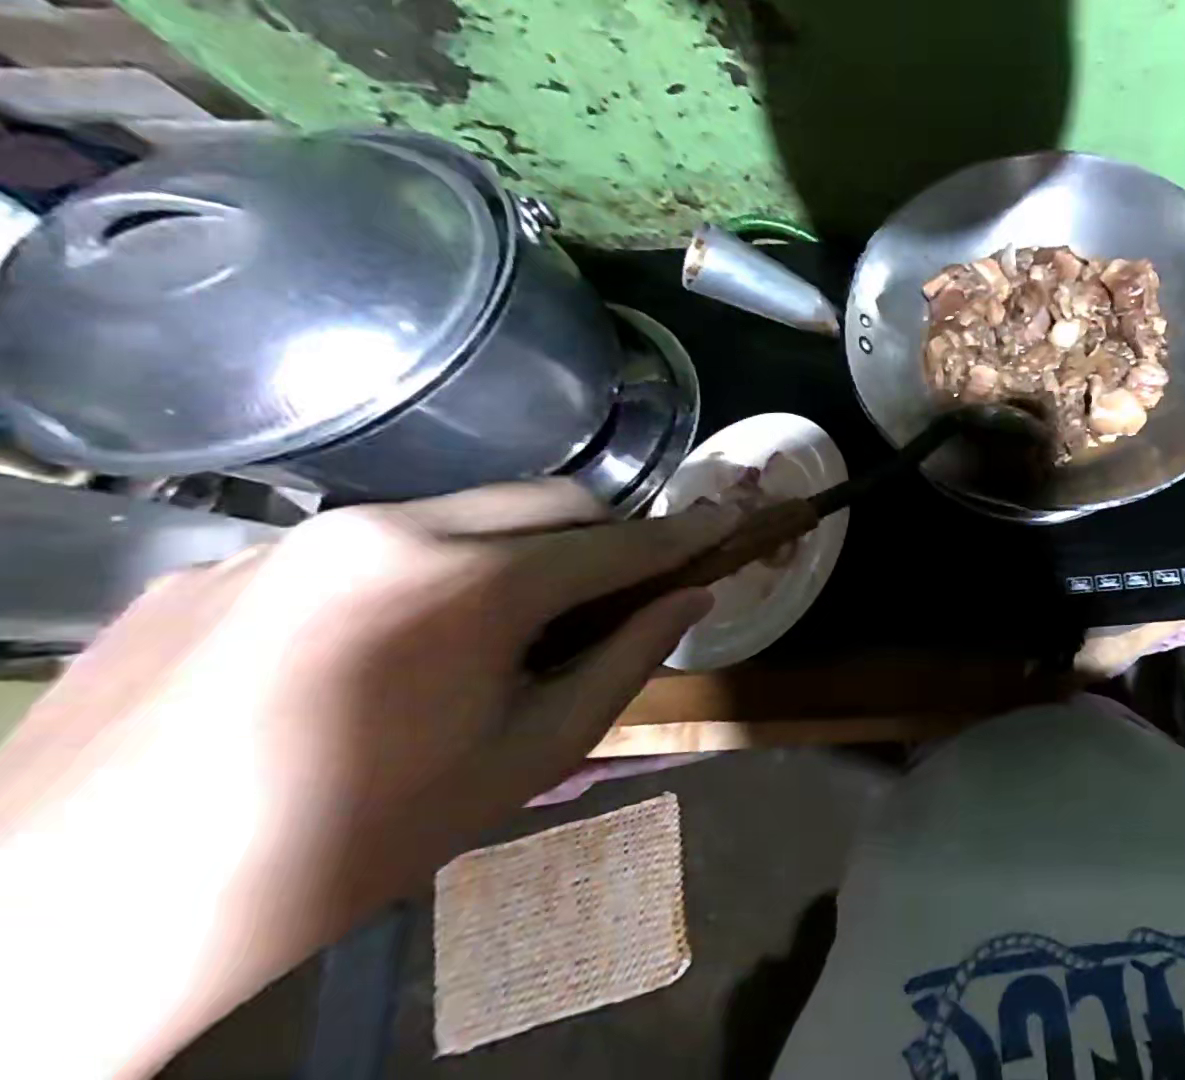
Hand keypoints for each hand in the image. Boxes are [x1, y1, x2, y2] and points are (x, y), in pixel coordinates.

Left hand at [0, 480, 735, 1079]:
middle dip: (601, 538)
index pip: (613, 541)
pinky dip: (419, 577)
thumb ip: (625, 661)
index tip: (726, 521)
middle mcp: (384, 529)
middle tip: (614, 598)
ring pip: (458, 516)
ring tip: (498, 634)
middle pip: (543, 502)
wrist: (86, 914)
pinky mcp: (228, 561)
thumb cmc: (363, 839)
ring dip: (513, 556)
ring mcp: (295, 536)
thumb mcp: (529, 755)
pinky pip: (366, 548)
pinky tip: (383, 653)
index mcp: (467, 583)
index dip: (682, 535)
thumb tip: (693, 599)